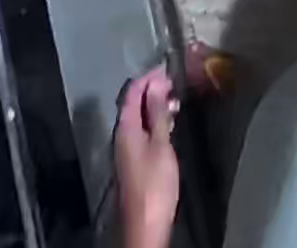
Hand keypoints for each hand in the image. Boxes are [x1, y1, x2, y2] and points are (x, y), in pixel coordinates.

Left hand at [114, 65, 178, 247]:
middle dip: (151, 88)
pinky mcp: (132, 160)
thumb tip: (156, 83)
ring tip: (175, 100)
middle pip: (132, 102)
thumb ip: (157, 112)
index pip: (132, 91)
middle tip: (173, 83)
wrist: (144, 227)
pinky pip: (140, 129)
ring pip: (137, 116)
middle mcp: (121, 134)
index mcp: (125, 127)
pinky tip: (168, 123)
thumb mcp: (161, 144)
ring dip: (153, 104)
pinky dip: (153, 119)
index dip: (148, 76)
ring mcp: (125, 148)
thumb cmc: (154, 183)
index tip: (167, 68)